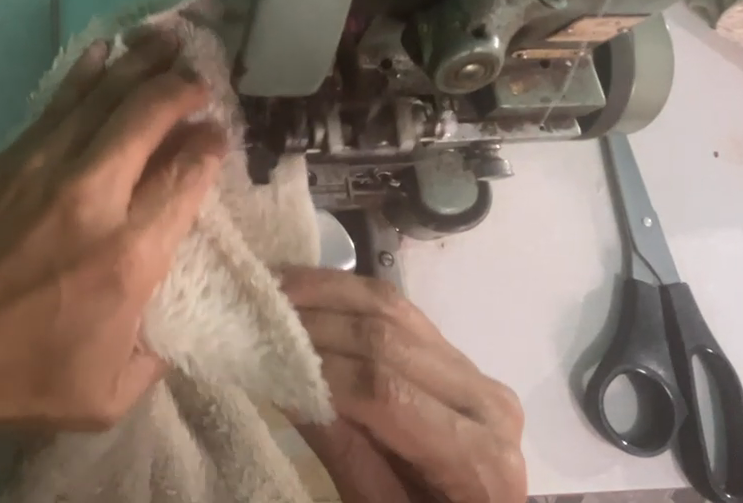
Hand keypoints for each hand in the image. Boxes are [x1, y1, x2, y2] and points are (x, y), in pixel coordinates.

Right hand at [282, 267, 526, 502]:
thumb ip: (341, 447)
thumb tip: (282, 381)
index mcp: (477, 458)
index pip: (384, 391)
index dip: (320, 367)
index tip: (265, 354)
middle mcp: (485, 400)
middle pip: (385, 339)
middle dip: (314, 321)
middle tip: (257, 310)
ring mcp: (471, 367)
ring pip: (388, 305)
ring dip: (323, 290)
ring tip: (273, 285)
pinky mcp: (450, 348)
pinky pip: (394, 305)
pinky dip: (342, 289)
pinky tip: (304, 284)